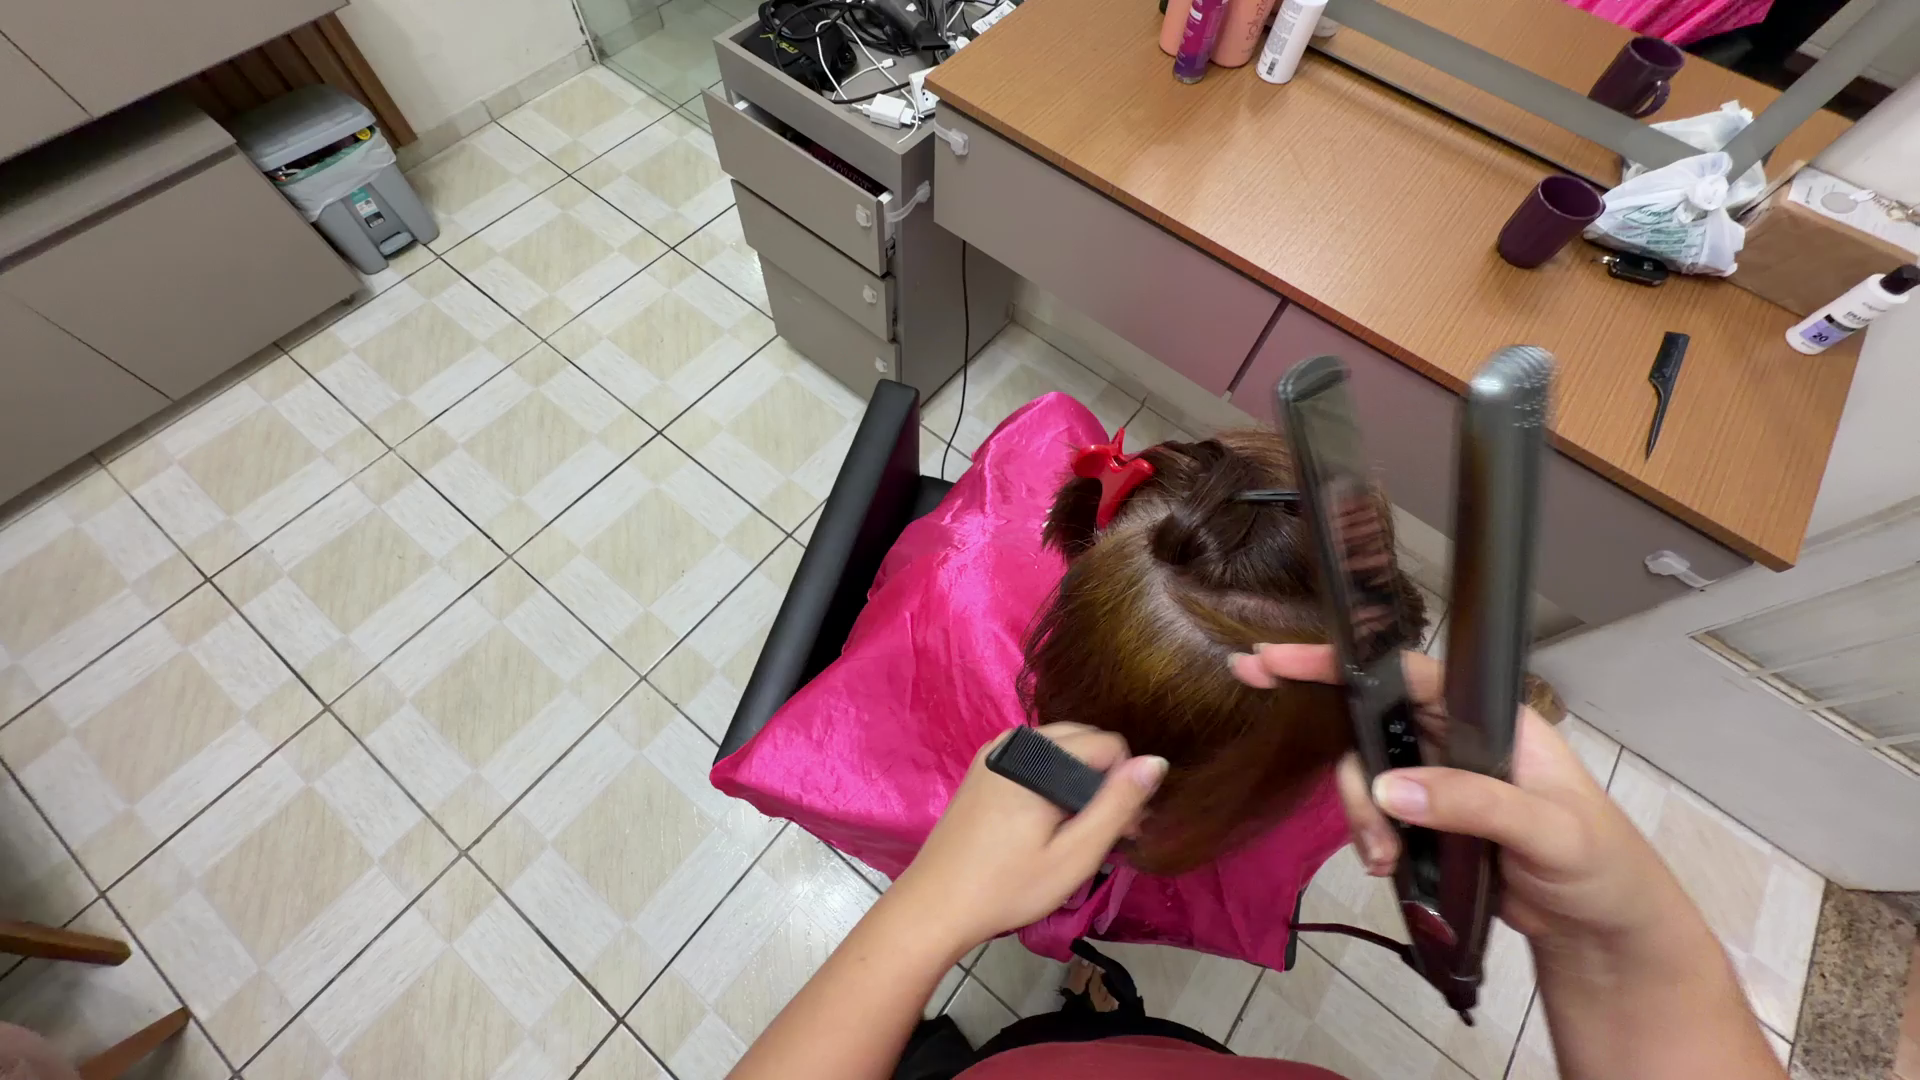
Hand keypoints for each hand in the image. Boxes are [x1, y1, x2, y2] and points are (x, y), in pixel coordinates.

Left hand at [887, 723, 1166, 957]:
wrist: (935, 903)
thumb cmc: (1009, 886)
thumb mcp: (1074, 855)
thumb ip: (1117, 804)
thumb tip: (1156, 761)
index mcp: (1038, 758)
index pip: (1109, 744)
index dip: (1126, 784)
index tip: (1123, 830)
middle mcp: (1015, 742)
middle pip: (1084, 738)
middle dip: (1103, 777)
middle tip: (1102, 834)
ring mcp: (994, 750)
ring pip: (1059, 745)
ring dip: (1078, 777)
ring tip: (1077, 829)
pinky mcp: (983, 764)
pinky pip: (1033, 755)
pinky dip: (1051, 776)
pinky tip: (1047, 817)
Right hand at [1229, 645, 1682, 951]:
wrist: (1599, 933)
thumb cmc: (1599, 866)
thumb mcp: (1550, 831)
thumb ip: (1473, 802)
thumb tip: (1386, 789)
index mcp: (1486, 716)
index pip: (1406, 672)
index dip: (1342, 659)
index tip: (1281, 656)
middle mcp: (1450, 735)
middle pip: (1367, 715)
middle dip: (1316, 710)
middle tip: (1252, 680)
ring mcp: (1430, 774)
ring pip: (1362, 769)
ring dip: (1356, 809)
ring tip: (1380, 854)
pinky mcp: (1418, 814)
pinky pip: (1369, 809)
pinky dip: (1365, 834)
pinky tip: (1381, 862)